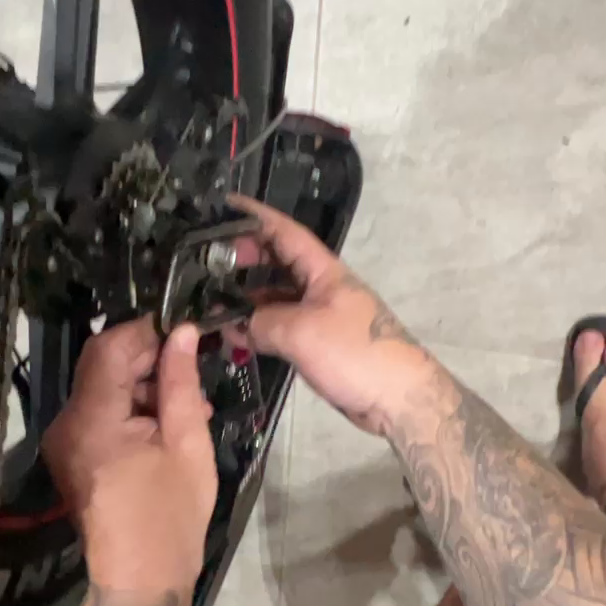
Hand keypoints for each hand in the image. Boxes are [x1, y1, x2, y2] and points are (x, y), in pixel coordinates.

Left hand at [43, 319, 217, 592]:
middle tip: (192, 369)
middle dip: (147, 359)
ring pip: (102, 388)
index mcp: (92, 420)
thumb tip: (183, 332)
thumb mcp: (187, 443)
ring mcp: (64, 440)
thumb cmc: (171, 514)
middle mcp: (65, 423)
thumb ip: (180, 383)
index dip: (146, 331)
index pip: (109, 347)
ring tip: (188, 405)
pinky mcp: (71, 454)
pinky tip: (164, 424)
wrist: (141, 578)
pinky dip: (130, 409)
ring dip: (142, 386)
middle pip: (102, 365)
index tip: (184, 330)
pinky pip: (99, 413)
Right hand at [230, 196, 433, 434]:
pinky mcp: (317, 344)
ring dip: (245, 301)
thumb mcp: (302, 332)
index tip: (223, 206)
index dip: (254, 216)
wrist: (397, 398)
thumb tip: (237, 325)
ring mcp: (319, 317)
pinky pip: (280, 328)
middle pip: (276, 264)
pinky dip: (257, 330)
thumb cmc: (357, 354)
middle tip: (208, 266)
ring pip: (275, 299)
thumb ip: (263, 322)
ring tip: (211, 306)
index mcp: (323, 272)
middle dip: (243, 260)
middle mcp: (320, 288)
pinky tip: (235, 337)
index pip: (284, 232)